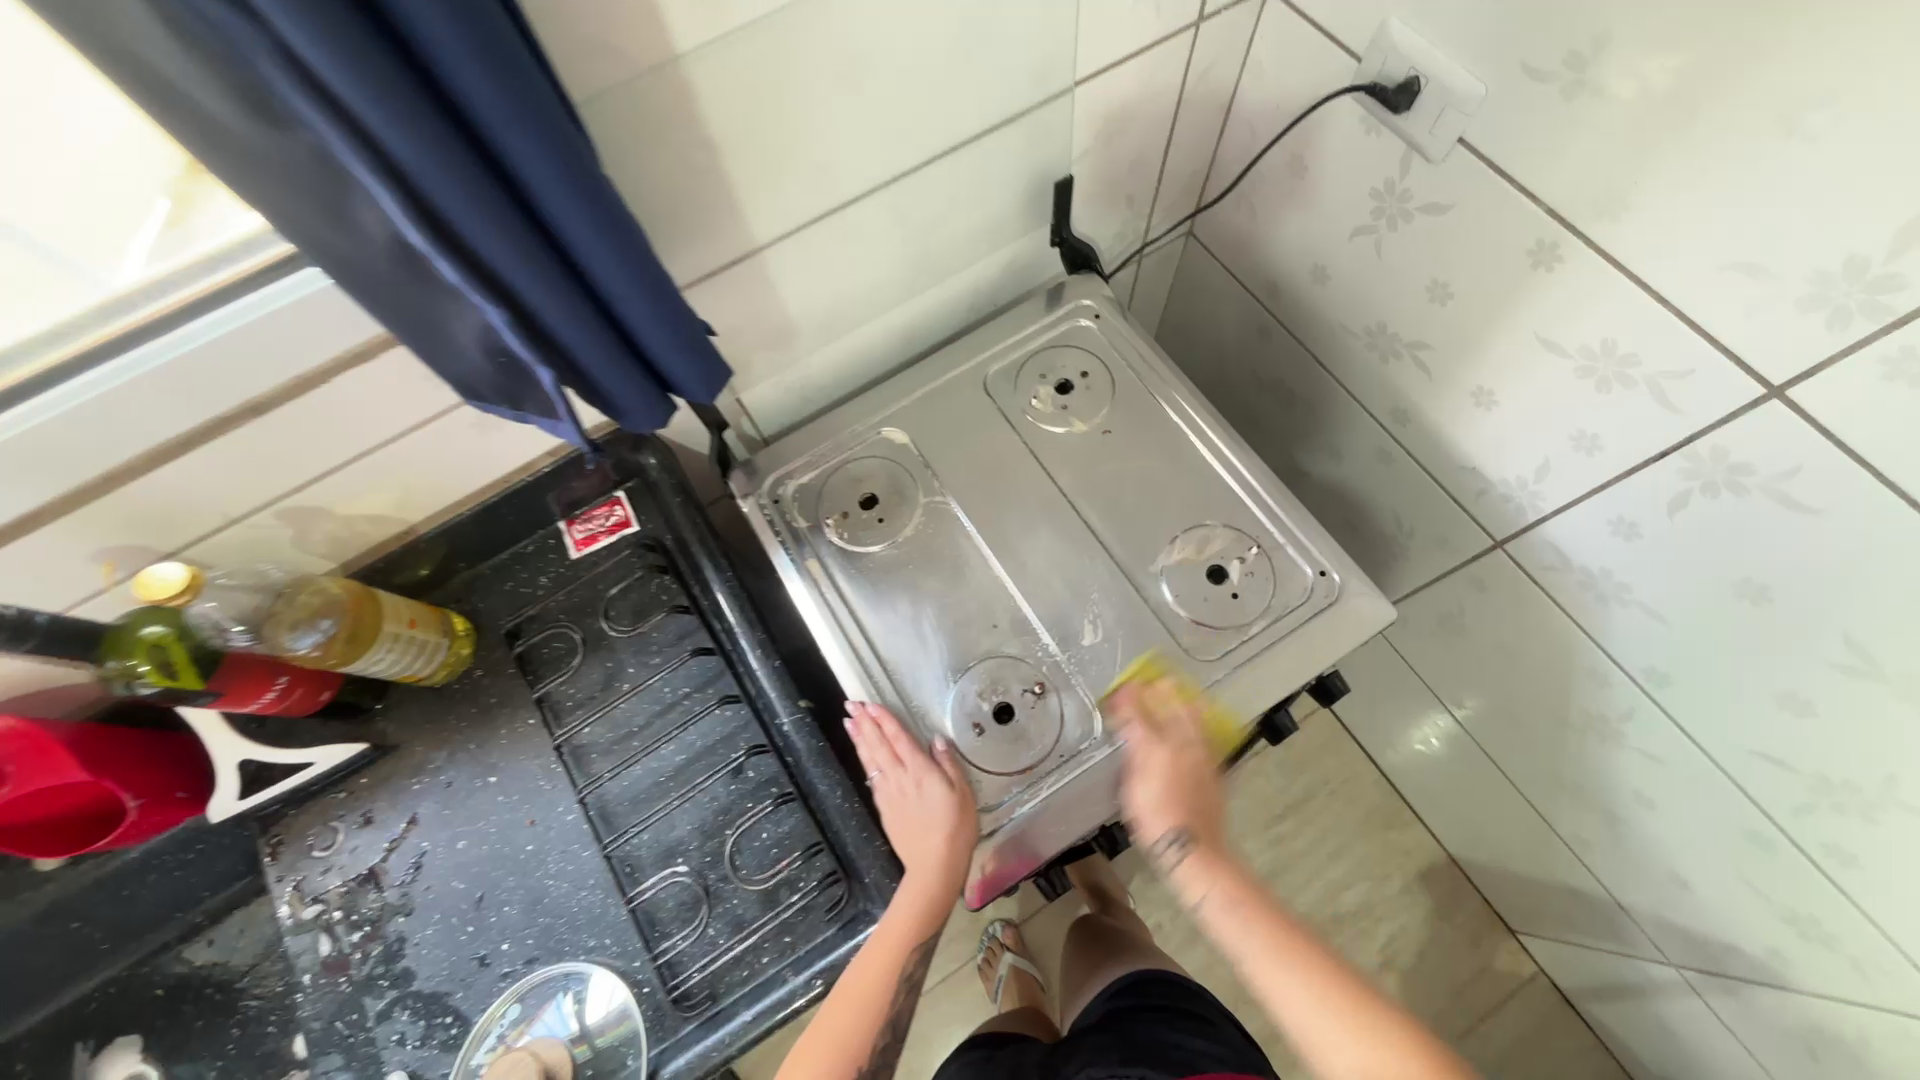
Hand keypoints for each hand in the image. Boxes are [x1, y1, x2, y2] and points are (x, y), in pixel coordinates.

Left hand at [844, 701, 978, 899]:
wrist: (934, 865)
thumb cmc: (956, 828)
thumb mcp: (963, 792)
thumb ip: (948, 764)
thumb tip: (936, 740)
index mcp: (920, 770)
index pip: (898, 738)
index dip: (884, 719)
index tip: (870, 704)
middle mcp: (900, 777)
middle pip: (878, 745)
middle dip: (864, 723)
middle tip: (851, 705)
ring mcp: (888, 793)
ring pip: (870, 760)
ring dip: (859, 739)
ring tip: (848, 722)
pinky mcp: (884, 808)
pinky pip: (871, 778)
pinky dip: (864, 762)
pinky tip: (862, 755)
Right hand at [1107, 677, 1227, 874]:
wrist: (1192, 847)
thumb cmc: (1153, 821)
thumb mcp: (1131, 790)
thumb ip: (1133, 758)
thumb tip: (1131, 737)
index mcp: (1154, 748)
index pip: (1138, 713)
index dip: (1128, 698)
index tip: (1122, 688)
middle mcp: (1180, 743)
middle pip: (1170, 706)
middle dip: (1158, 691)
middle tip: (1150, 682)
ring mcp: (1201, 753)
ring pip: (1193, 715)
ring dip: (1181, 700)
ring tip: (1176, 690)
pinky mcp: (1215, 764)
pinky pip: (1207, 733)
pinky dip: (1199, 720)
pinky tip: (1196, 716)